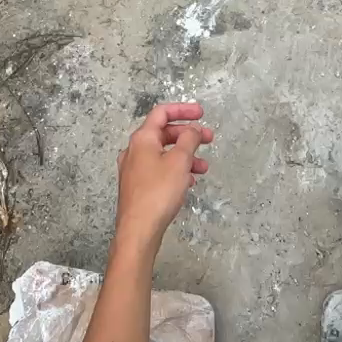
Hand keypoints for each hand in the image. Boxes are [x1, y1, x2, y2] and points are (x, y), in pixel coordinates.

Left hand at [113, 102, 212, 250]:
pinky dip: (175, 170)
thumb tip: (192, 129)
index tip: (201, 113)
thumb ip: (188, 139)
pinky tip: (188, 182)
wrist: (138, 232)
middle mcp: (134, 150)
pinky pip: (159, 170)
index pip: (162, 113)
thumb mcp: (179, 161)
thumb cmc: (158, 192)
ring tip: (203, 167)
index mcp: (142, 138)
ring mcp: (133, 170)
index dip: (183, 109)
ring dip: (184, 155)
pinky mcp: (136, 187)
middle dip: (188, 135)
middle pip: (164, 133)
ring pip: (163, 154)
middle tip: (208, 139)